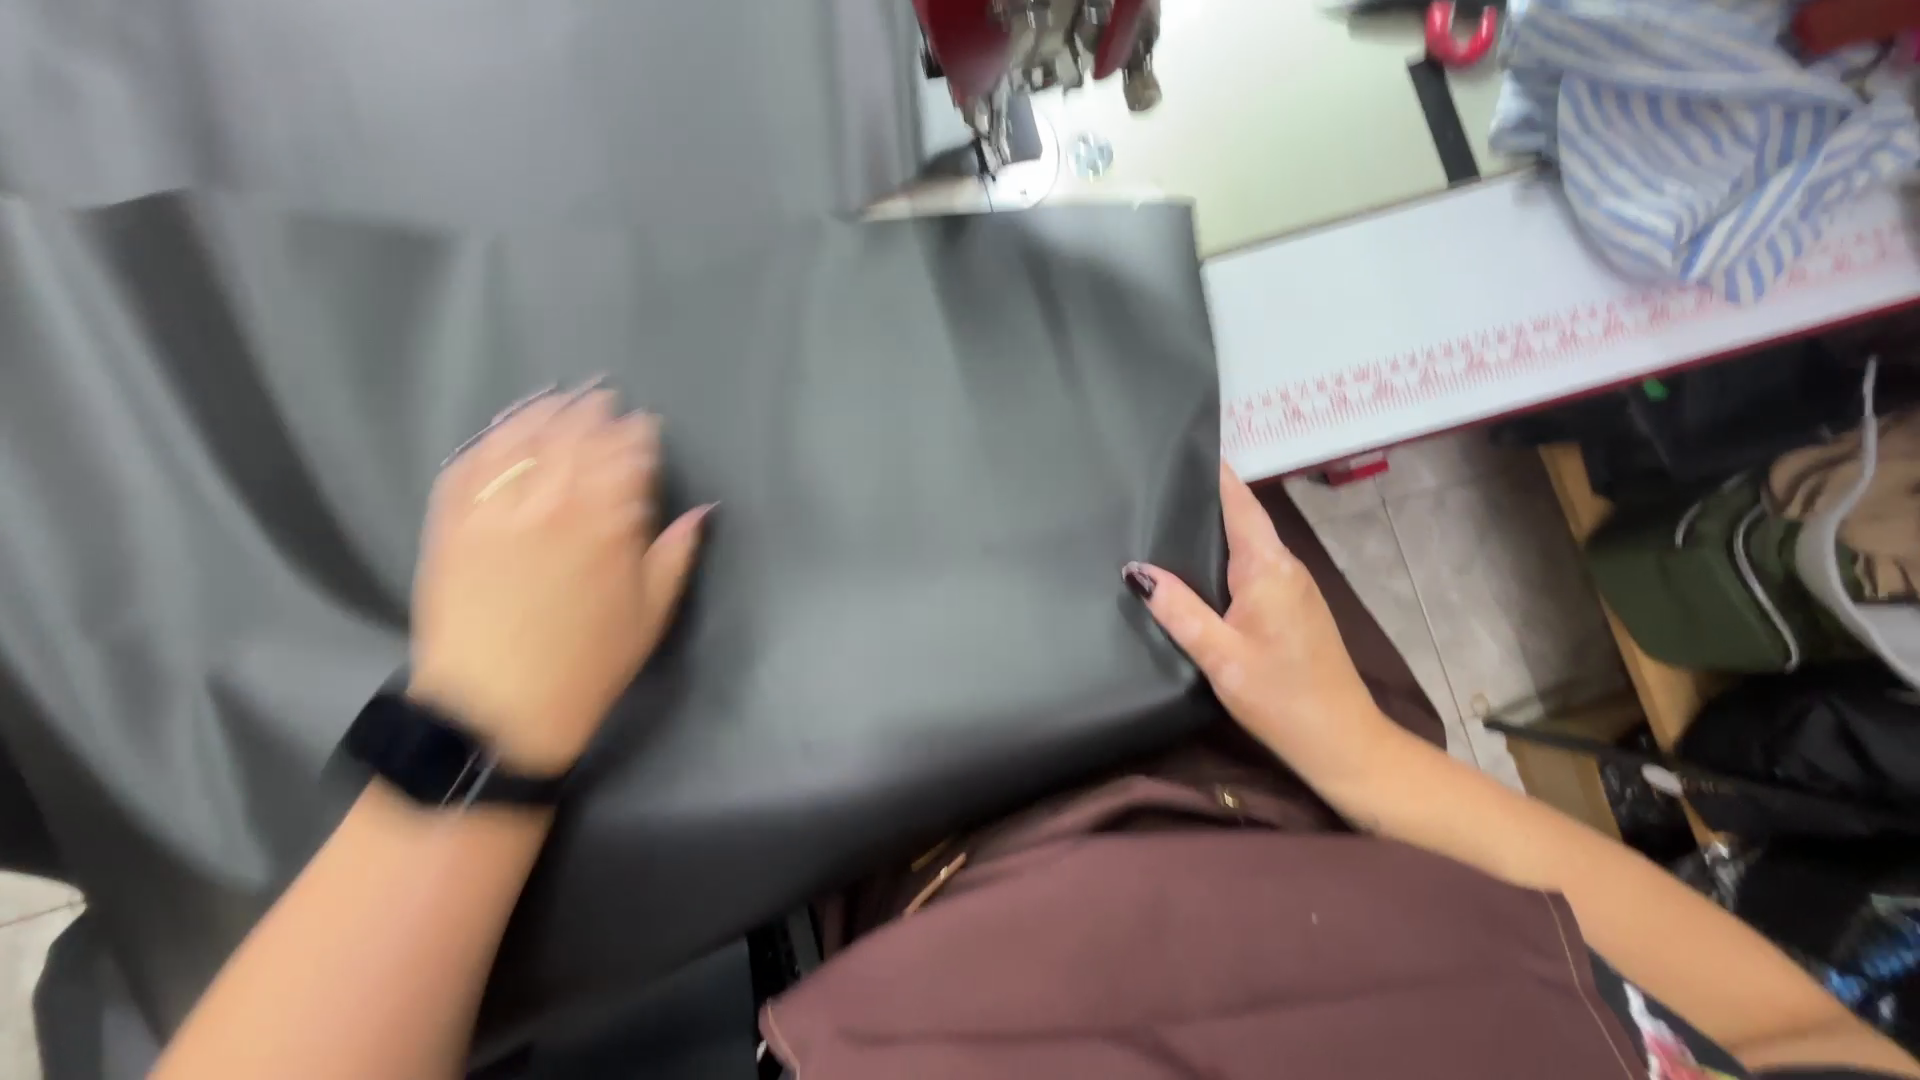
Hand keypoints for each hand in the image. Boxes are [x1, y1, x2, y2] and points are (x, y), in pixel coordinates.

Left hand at [408, 383, 711, 774]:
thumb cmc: (588, 665)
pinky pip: (471, 465)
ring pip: (524, 440)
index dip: (638, 436)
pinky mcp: (453, 523)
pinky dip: (490, 439)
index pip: (627, 457)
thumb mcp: (650, 614)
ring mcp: (497, 508)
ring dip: (545, 413)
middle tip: (603, 398)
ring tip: (559, 398)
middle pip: (576, 437)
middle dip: (594, 414)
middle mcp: (553, 502)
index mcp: (608, 523)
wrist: (496, 708)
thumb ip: (675, 554)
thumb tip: (700, 511)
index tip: (644, 426)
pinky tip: (504, 428)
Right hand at [1123, 463, 1394, 774]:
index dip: (1215, 471)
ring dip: (1214, 529)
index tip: (1182, 446)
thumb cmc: (1280, 696)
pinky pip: (1255, 567)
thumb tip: (1137, 569)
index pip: (1240, 501)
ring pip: (1249, 544)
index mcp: (1269, 567)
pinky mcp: (1294, 608)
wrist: (1342, 741)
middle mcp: (1286, 567)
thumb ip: (1178, 609)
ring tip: (1165, 520)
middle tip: (1155, 484)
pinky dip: (1226, 557)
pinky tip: (1196, 569)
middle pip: (1244, 517)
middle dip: (1205, 498)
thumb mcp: (1219, 655)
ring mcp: (1294, 587)